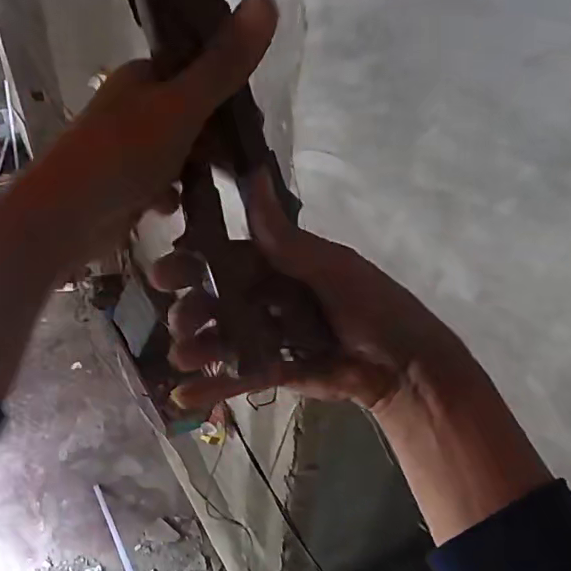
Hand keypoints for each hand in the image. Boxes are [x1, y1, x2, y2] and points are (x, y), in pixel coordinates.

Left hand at [1, 0, 279, 274]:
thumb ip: (224, 64)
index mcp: (144, 77)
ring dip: (197, 170)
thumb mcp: (182, 106)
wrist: (68, 216)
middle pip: (190, 116)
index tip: (253, 121)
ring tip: (223, 188)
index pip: (196, 72)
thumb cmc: (123, 154)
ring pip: (178, 155)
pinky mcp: (123, 189)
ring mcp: (127, 151)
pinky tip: (180, 207)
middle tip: (244, 163)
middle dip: (215, 138)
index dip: (227, 92)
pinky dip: (172, 197)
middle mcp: (133, 108)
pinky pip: (160, 188)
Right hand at [151, 171, 465, 413]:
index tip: (167, 271)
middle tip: (179, 320)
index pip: (224, 258)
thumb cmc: (373, 305)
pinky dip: (214, 386)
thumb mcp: (331, 268)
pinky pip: (239, 376)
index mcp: (277, 265)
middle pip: (216, 300)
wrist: (403, 365)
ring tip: (183, 357)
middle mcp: (265, 298)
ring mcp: (267, 337)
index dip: (193, 262)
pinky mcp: (273, 371)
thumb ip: (285, 238)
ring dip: (198, 348)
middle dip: (191, 309)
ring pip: (222, 339)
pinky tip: (183, 396)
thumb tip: (253, 175)